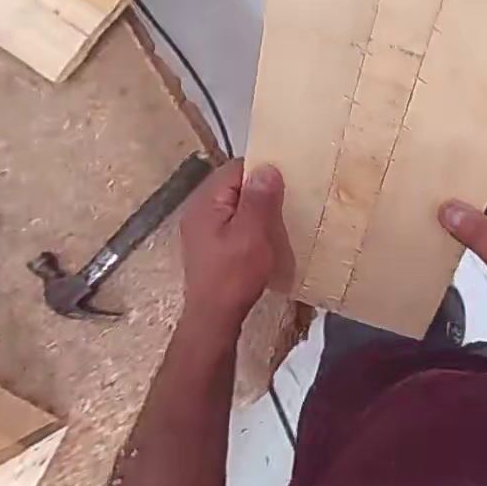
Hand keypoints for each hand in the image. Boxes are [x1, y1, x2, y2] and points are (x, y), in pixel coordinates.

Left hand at [179, 159, 291, 333]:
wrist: (215, 317)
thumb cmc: (235, 274)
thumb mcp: (251, 233)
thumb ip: (258, 198)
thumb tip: (267, 167)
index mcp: (206, 203)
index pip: (235, 169)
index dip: (261, 170)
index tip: (286, 180)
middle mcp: (199, 211)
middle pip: (234, 185)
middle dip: (261, 188)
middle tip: (288, 198)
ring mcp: (202, 229)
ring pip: (235, 203)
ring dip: (257, 206)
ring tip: (280, 216)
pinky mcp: (210, 244)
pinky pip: (233, 220)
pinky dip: (250, 221)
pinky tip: (265, 234)